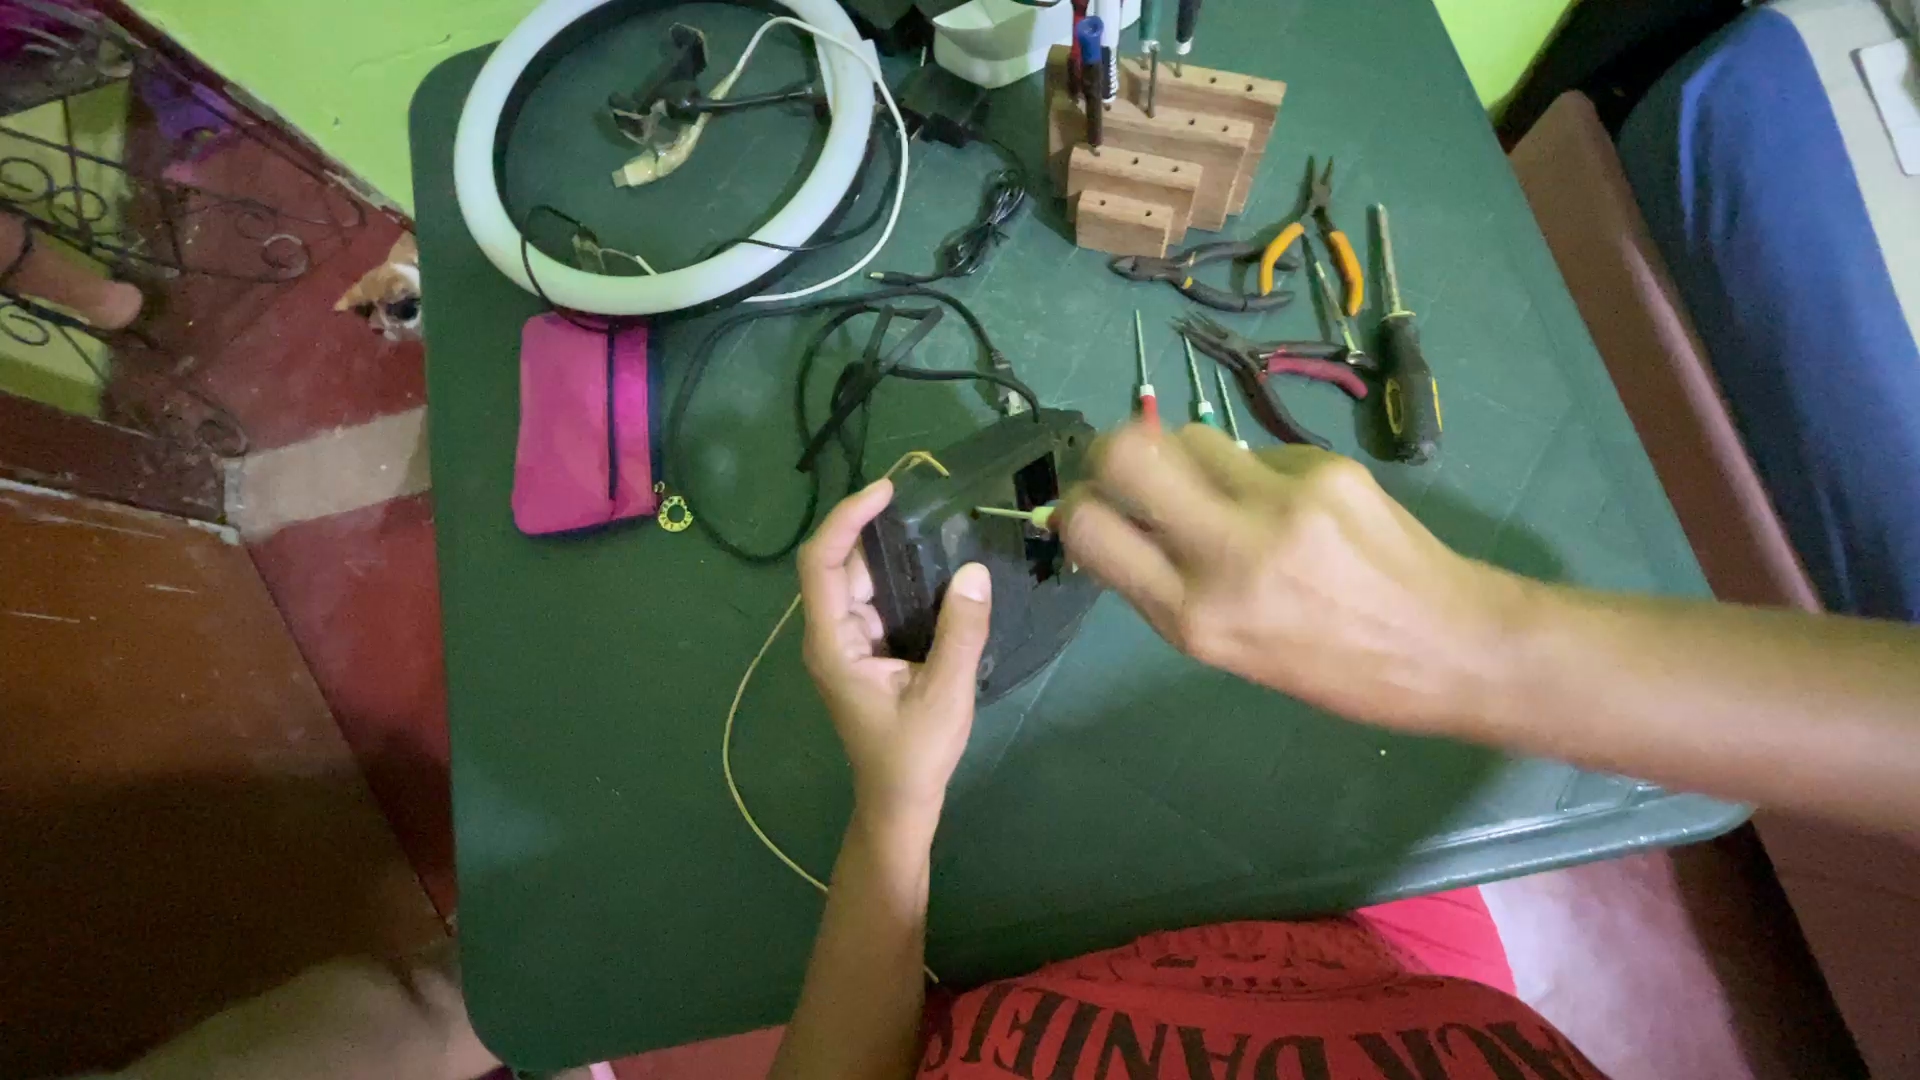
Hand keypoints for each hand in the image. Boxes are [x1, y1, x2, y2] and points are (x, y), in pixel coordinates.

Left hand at [799, 479, 993, 832]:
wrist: (900, 800)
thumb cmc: (914, 754)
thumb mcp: (946, 693)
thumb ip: (961, 632)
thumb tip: (975, 571)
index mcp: (833, 643)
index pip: (821, 564)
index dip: (846, 520)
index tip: (885, 491)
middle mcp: (831, 635)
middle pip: (838, 565)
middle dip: (869, 527)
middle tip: (918, 499)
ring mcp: (847, 642)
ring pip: (858, 580)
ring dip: (885, 549)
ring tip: (929, 520)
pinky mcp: (865, 650)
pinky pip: (875, 599)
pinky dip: (898, 576)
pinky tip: (932, 563)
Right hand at [1057, 424, 1528, 733]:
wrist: (1456, 648)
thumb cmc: (1328, 668)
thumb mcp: (1224, 647)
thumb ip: (1158, 584)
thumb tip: (1108, 523)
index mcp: (1196, 616)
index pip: (1090, 528)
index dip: (1072, 507)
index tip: (1087, 508)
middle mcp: (1231, 553)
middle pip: (1125, 452)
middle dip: (1105, 453)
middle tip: (1123, 471)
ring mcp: (1282, 501)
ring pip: (1188, 437)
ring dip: (1182, 459)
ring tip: (1217, 493)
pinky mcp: (1326, 468)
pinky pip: (1254, 452)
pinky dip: (1250, 473)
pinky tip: (1289, 507)